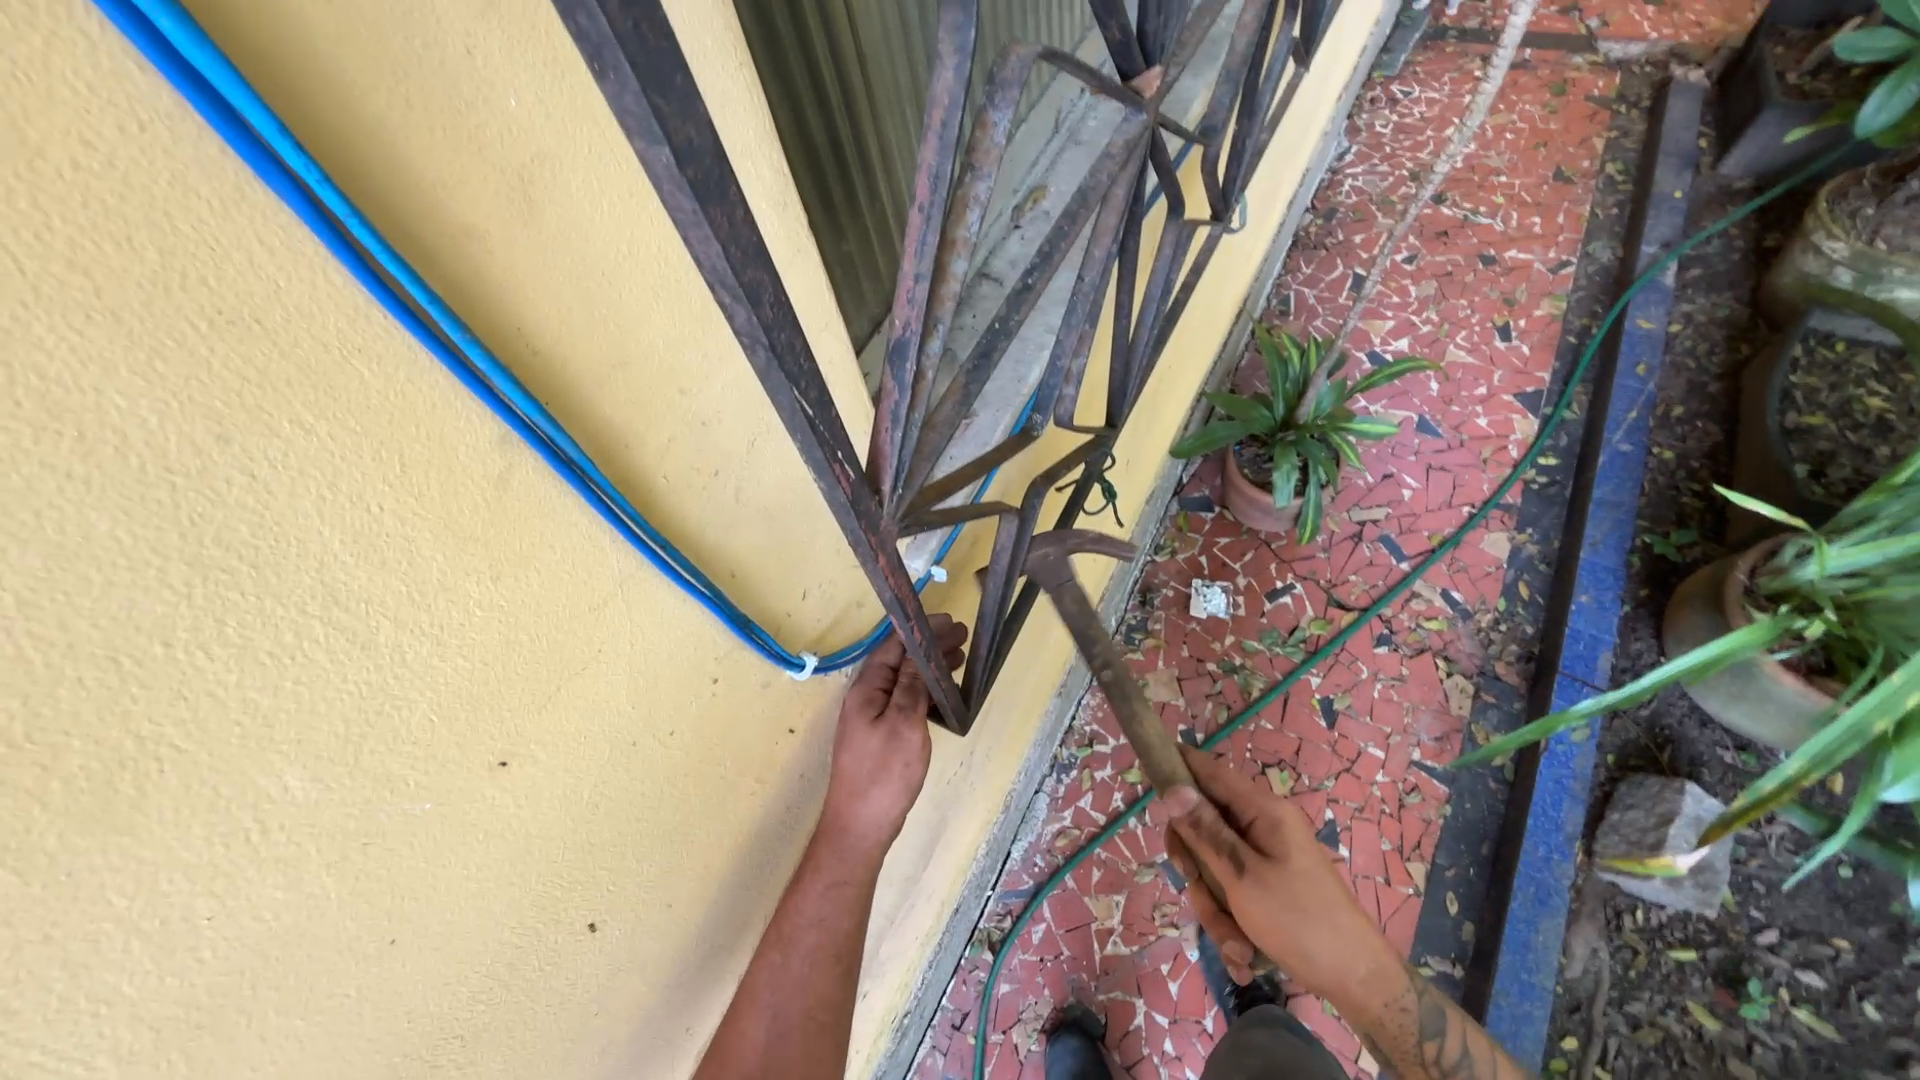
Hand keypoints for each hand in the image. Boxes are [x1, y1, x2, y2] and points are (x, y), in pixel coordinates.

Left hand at [817, 615, 967, 856]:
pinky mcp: (880, 736)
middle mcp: (866, 697)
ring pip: (904, 681)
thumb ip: (913, 685)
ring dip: (930, 669)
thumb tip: (920, 651)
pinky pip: (905, 701)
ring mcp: (871, 718)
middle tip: (963, 638)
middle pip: (900, 661)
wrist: (861, 826)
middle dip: (929, 647)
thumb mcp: (905, 724)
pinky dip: (926, 692)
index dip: (921, 631)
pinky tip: (944, 697)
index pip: (894, 646)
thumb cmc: (884, 774)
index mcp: (867, 689)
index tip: (951, 622)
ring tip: (960, 660)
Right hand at [1160, 745, 1400, 1004]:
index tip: (1146, 774)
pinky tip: (1243, 950)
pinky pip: (1229, 890)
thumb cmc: (1299, 921)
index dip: (1177, 766)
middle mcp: (1262, 826)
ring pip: (1211, 865)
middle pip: (1202, 824)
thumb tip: (1171, 788)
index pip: (1210, 771)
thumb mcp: (1242, 877)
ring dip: (1214, 905)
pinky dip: (1229, 919)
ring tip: (1234, 939)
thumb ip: (1204, 831)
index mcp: (1263, 811)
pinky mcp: (1265, 884)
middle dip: (1194, 863)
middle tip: (1192, 882)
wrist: (1354, 978)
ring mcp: (1264, 856)